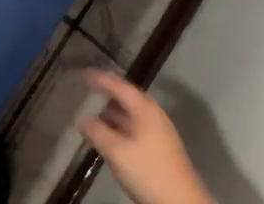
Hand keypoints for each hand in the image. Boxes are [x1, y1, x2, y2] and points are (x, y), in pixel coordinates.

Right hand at [78, 69, 213, 203]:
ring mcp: (159, 131)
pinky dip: (120, 126)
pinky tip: (111, 137)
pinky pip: (135, 128)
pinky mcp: (160, 147)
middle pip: (127, 98)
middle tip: (88, 92)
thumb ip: (98, 133)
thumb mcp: (118, 152)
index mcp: (145, 109)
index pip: (119, 86)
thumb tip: (82, 119)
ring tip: (94, 114)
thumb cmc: (149, 171)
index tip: (83, 73)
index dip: (101, 79)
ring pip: (131, 115)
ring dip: (113, 113)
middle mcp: (154, 114)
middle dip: (107, 95)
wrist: (181, 202)